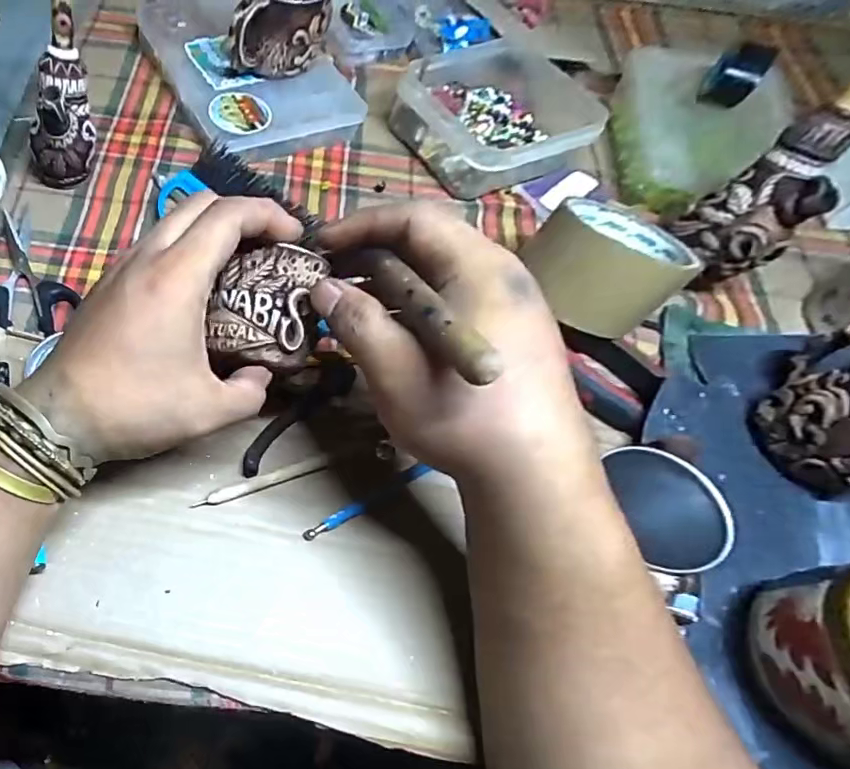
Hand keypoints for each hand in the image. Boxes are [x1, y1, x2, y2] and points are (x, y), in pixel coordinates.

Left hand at [15, 194, 302, 462]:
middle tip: (263, 249)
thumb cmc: (134, 408)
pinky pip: (145, 251)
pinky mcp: (100, 290)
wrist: (59, 418)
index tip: (293, 237)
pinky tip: (182, 293)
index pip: (230, 214)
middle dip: (239, 214)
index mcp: (176, 276)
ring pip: (166, 225)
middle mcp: (144, 260)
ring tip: (227, 269)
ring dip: (202, 232)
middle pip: (197, 204)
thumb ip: (248, 393)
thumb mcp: (206, 412)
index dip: (270, 214)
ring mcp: (116, 271)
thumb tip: (259, 378)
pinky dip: (174, 252)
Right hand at [311, 205, 596, 487]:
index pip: (415, 219)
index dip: (361, 224)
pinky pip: (447, 297)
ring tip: (343, 305)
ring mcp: (506, 301)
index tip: (318, 245)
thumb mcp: (395, 372)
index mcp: (478, 270)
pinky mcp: (503, 328)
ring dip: (385, 282)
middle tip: (324, 277)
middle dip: (368, 252)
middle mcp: (499, 272)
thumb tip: (322, 288)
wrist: (530, 468)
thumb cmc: (460, 418)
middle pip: (427, 241)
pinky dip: (406, 304)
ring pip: (435, 272)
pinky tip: (380, 330)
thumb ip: (357, 323)